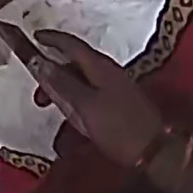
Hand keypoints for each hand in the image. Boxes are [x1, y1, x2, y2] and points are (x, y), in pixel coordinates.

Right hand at [19, 28, 163, 166]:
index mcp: (99, 66)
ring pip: (81, 78)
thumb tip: (39, 61)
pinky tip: (71, 112)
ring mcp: (116, 87)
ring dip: (62, 86)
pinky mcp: (119, 103)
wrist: (158, 154)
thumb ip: (60, 82)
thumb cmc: (118, 127)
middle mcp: (108, 71)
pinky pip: (89, 91)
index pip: (71, 44)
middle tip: (38, 89)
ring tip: (51, 105)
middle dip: (52, 70)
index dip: (50, 38)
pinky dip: (74, 95)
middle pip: (74, 61)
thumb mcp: (83, 104)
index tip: (33, 37)